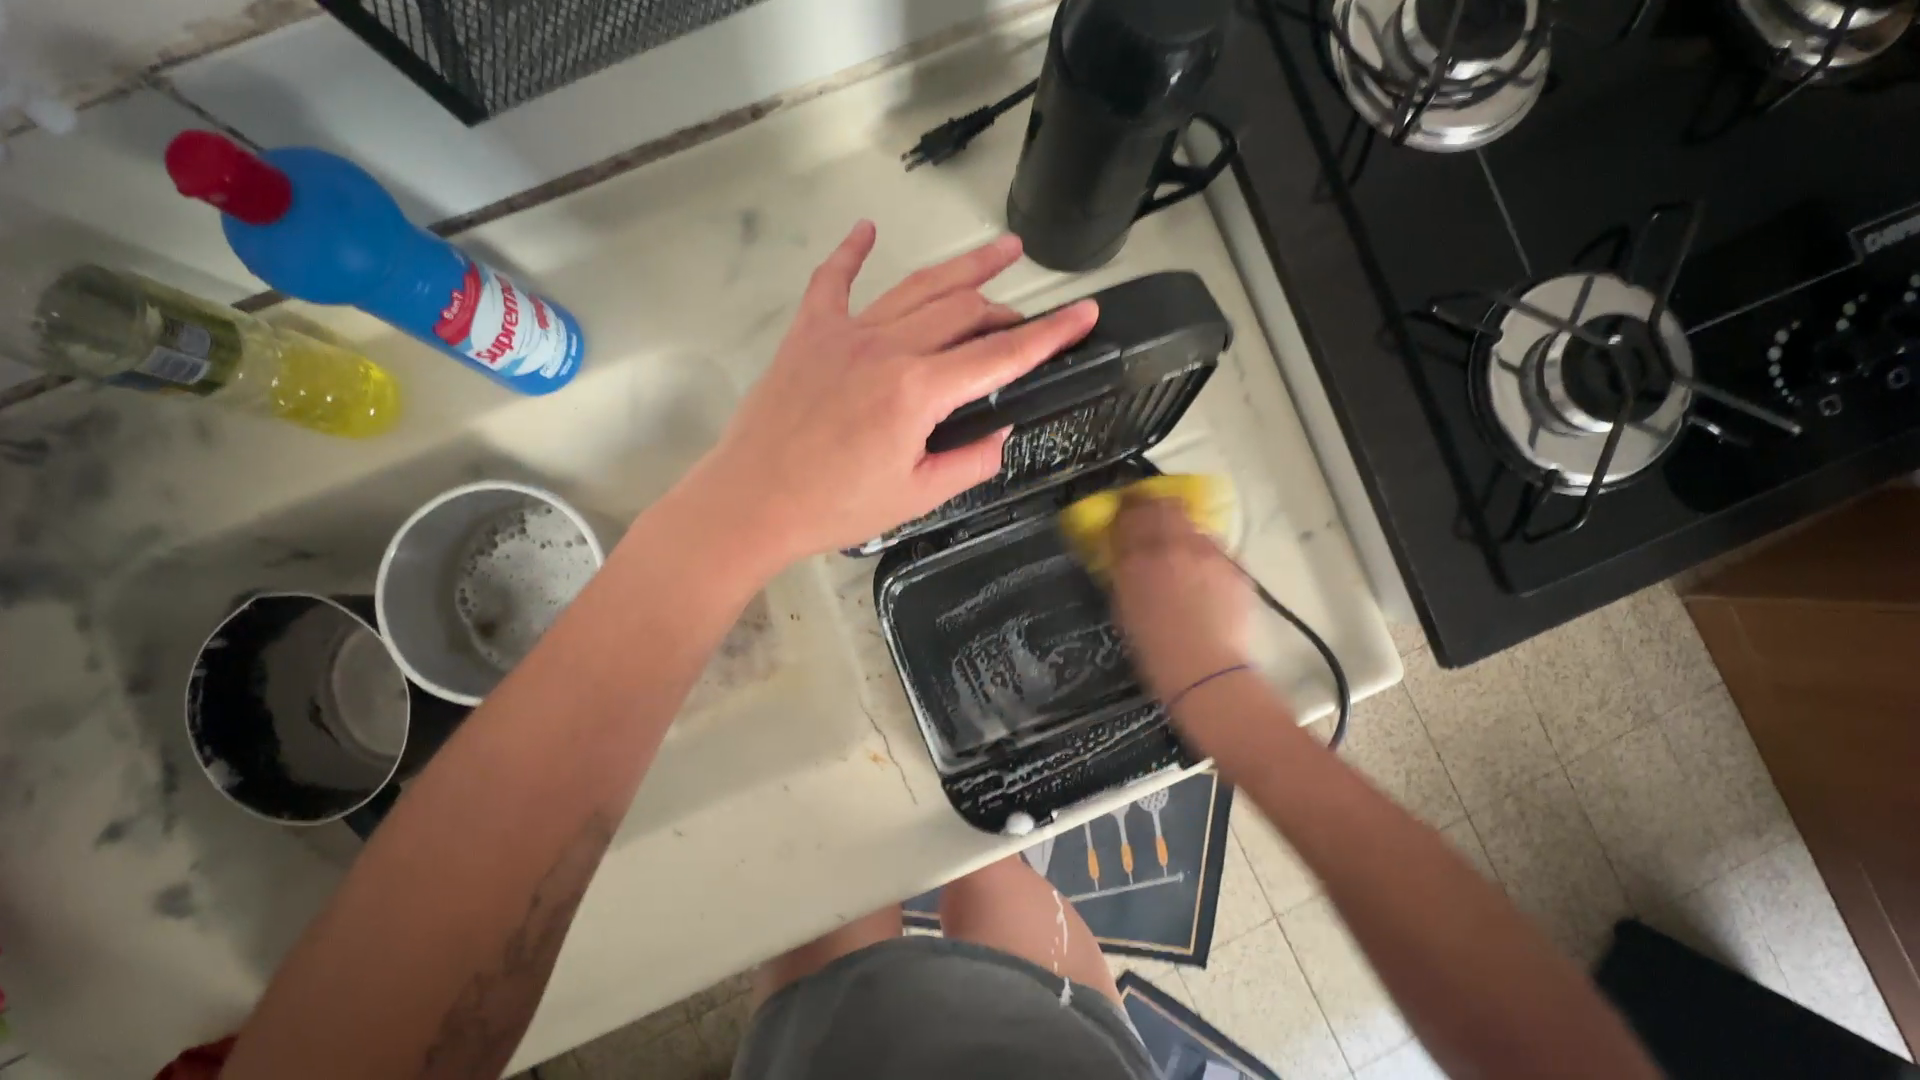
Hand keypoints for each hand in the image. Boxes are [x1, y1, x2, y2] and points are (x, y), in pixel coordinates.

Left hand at [692, 221, 1098, 560]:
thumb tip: (1001, 432)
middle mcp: (887, 348)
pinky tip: (866, 229)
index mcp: (918, 391)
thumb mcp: (917, 496)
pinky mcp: (809, 333)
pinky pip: (833, 281)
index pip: (1000, 355)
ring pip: (917, 286)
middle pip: (964, 311)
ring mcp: (845, 333)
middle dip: (1006, 311)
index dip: (1050, 335)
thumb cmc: (834, 508)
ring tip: (1001, 248)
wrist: (751, 503)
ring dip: (963, 267)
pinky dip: (850, 252)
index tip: (1084, 313)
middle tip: (1028, 320)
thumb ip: (970, 461)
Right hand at [1109, 495, 1252, 702]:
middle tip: (1150, 516)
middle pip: (1163, 506)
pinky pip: (1216, 548)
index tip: (1123, 514)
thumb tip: (1126, 560)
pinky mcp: (1236, 567)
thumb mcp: (1125, 611)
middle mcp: (1173, 546)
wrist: (1207, 672)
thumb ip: (1125, 576)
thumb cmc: (1155, 652)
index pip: (1128, 516)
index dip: (1125, 511)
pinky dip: (1206, 552)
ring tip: (1180, 548)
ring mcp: (1209, 553)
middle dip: (1154, 507)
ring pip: (1192, 523)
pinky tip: (1205, 574)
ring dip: (1182, 528)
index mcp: (1138, 558)